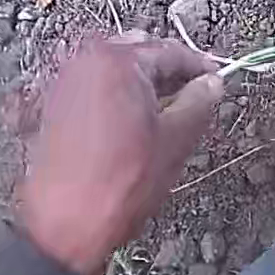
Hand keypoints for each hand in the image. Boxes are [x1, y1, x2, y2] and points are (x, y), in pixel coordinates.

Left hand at [17, 35, 222, 274]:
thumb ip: (199, 101)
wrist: (66, 222)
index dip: (200, 66)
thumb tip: (213, 83)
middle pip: (141, 52)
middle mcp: (87, 60)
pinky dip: (120, 93)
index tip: (218, 79)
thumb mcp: (175, 139)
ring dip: (145, 82)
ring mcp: (67, 80)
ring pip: (118, 68)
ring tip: (169, 110)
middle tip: (196, 94)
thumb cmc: (122, 182)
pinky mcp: (56, 103)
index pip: (171, 51)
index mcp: (118, 62)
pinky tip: (137, 120)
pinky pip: (97, 84)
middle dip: (171, 71)